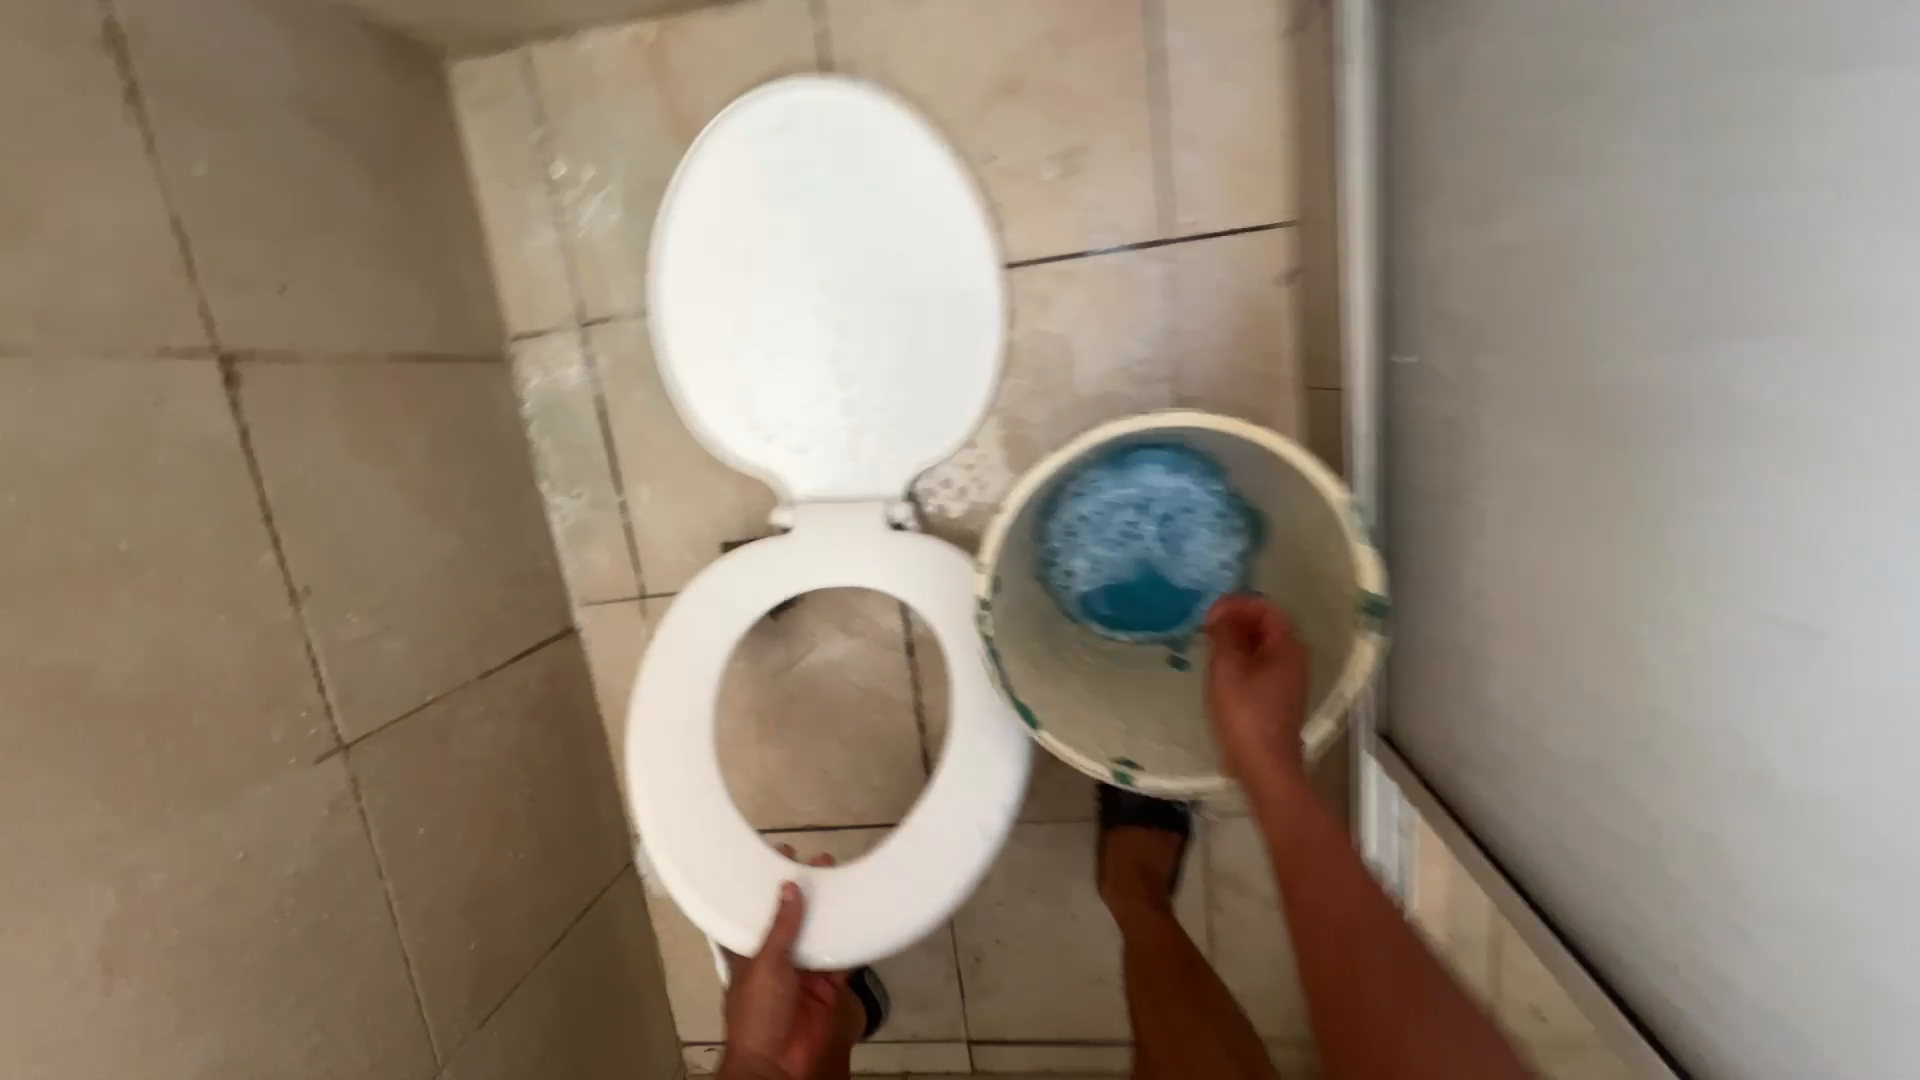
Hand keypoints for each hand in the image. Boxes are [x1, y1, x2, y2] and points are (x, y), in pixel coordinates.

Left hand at [718, 850, 848, 1079]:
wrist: (777, 1065)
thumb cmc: (756, 1013)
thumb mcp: (763, 965)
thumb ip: (781, 927)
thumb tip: (790, 887)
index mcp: (751, 951)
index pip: (757, 909)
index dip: (766, 883)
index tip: (780, 853)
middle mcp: (778, 955)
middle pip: (793, 916)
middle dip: (806, 889)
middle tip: (820, 859)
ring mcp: (804, 969)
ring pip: (819, 930)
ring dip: (830, 906)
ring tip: (840, 874)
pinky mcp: (828, 984)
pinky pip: (843, 955)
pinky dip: (852, 937)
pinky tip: (861, 911)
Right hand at [1203, 593, 1311, 790]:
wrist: (1264, 766)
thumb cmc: (1244, 714)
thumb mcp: (1227, 669)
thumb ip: (1223, 635)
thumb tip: (1220, 613)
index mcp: (1287, 647)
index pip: (1266, 608)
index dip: (1238, 603)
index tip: (1210, 613)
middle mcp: (1293, 658)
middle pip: (1266, 625)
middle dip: (1236, 618)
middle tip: (1205, 625)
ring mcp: (1286, 679)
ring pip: (1261, 645)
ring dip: (1235, 638)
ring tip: (1207, 643)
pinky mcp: (1276, 696)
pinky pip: (1258, 664)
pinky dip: (1239, 657)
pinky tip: (1217, 667)